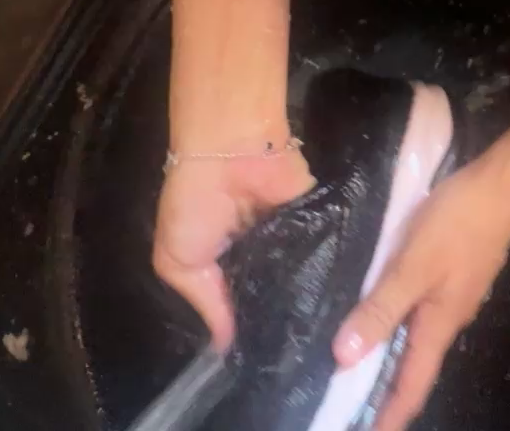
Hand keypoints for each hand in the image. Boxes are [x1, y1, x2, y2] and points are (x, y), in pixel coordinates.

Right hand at [152, 147, 314, 349]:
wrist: (230, 150)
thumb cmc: (194, 202)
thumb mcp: (179, 262)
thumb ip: (207, 302)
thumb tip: (227, 345)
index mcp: (228, 261)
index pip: (244, 301)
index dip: (251, 326)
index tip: (265, 359)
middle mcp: (262, 249)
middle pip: (276, 290)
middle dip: (280, 312)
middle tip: (293, 348)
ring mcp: (292, 234)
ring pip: (302, 274)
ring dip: (305, 292)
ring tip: (313, 328)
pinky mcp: (319, 216)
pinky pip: (324, 249)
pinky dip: (325, 268)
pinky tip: (329, 294)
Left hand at [332, 162, 509, 430]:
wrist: (501, 185)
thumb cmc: (456, 224)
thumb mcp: (412, 265)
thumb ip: (380, 308)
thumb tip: (343, 357)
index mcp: (438, 324)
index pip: (411, 387)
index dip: (387, 418)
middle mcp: (450, 317)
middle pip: (415, 366)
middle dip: (384, 390)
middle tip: (348, 400)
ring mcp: (457, 293)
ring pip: (418, 335)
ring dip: (390, 353)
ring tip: (358, 356)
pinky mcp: (458, 270)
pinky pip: (423, 308)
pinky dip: (400, 319)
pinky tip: (385, 304)